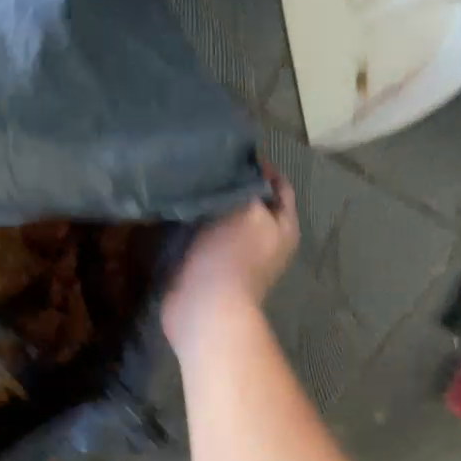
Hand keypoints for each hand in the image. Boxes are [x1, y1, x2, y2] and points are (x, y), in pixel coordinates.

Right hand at [162, 176, 298, 357]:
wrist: (203, 309)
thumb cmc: (232, 257)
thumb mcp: (250, 210)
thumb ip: (249, 186)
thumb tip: (239, 171)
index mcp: (283, 226)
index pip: (278, 185)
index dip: (259, 166)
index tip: (231, 151)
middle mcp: (263, 240)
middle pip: (249, 202)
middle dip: (230, 185)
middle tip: (205, 165)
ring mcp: (234, 255)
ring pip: (222, 219)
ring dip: (207, 205)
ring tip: (188, 184)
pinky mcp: (206, 268)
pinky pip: (200, 237)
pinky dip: (191, 225)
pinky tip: (177, 211)